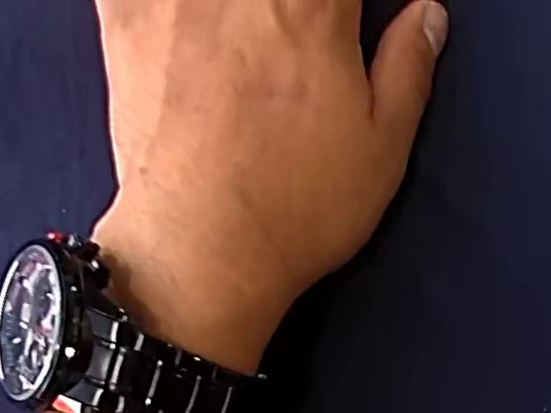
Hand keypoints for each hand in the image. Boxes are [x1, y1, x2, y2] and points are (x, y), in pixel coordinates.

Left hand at [89, 0, 449, 369]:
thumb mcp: (382, 153)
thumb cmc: (303, 208)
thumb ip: (408, 71)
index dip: (350, 4)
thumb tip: (427, 14)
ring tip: (245, 33)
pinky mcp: (122, 13)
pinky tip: (176, 16)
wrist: (209, 251)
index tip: (351, 23)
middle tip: (297, 41)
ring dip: (233, 10)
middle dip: (297, 11)